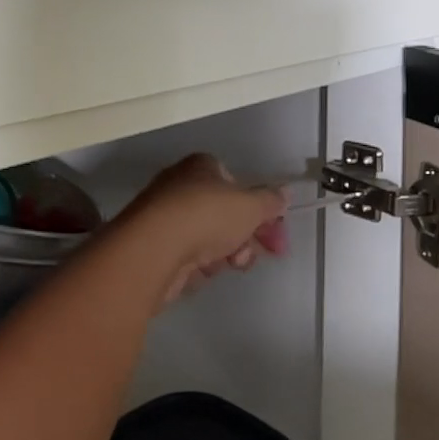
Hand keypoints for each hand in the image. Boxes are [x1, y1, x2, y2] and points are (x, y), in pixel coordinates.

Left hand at [113, 154, 288, 306]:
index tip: (273, 233)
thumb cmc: (206, 215)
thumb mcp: (250, 206)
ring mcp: (165, 217)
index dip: (258, 208)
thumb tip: (285, 194)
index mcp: (202, 166)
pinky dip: (200, 265)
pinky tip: (202, 272)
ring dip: (225, 253)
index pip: (236, 184)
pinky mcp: (154, 247)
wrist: (153, 249)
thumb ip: (270, 201)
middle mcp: (181, 186)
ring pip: (208, 237)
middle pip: (224, 213)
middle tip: (254, 254)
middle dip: (244, 236)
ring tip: (229, 264)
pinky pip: (188, 256)